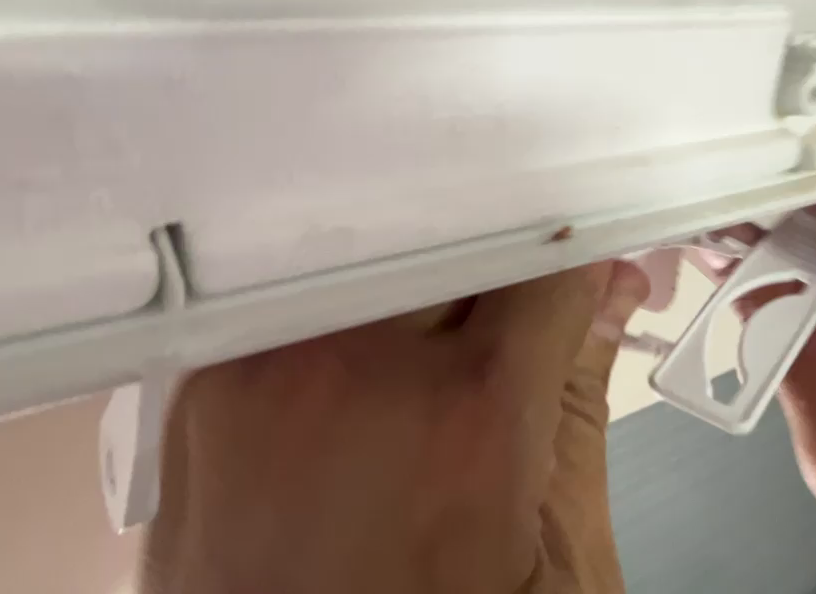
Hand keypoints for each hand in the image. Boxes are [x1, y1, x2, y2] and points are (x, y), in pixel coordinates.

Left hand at [143, 260, 650, 593]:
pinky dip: (340, 321)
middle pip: (455, 252)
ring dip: (415, 294)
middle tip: (500, 331)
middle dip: (496, 279)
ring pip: (376, 265)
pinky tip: (349, 373)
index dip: (576, 267)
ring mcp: (271, 366)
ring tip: (416, 370)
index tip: (579, 276)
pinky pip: (299, 304)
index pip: (543, 268)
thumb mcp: (553, 564)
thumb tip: (607, 294)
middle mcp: (358, 368)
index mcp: (467, 417)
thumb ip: (582, 406)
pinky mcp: (208, 382)